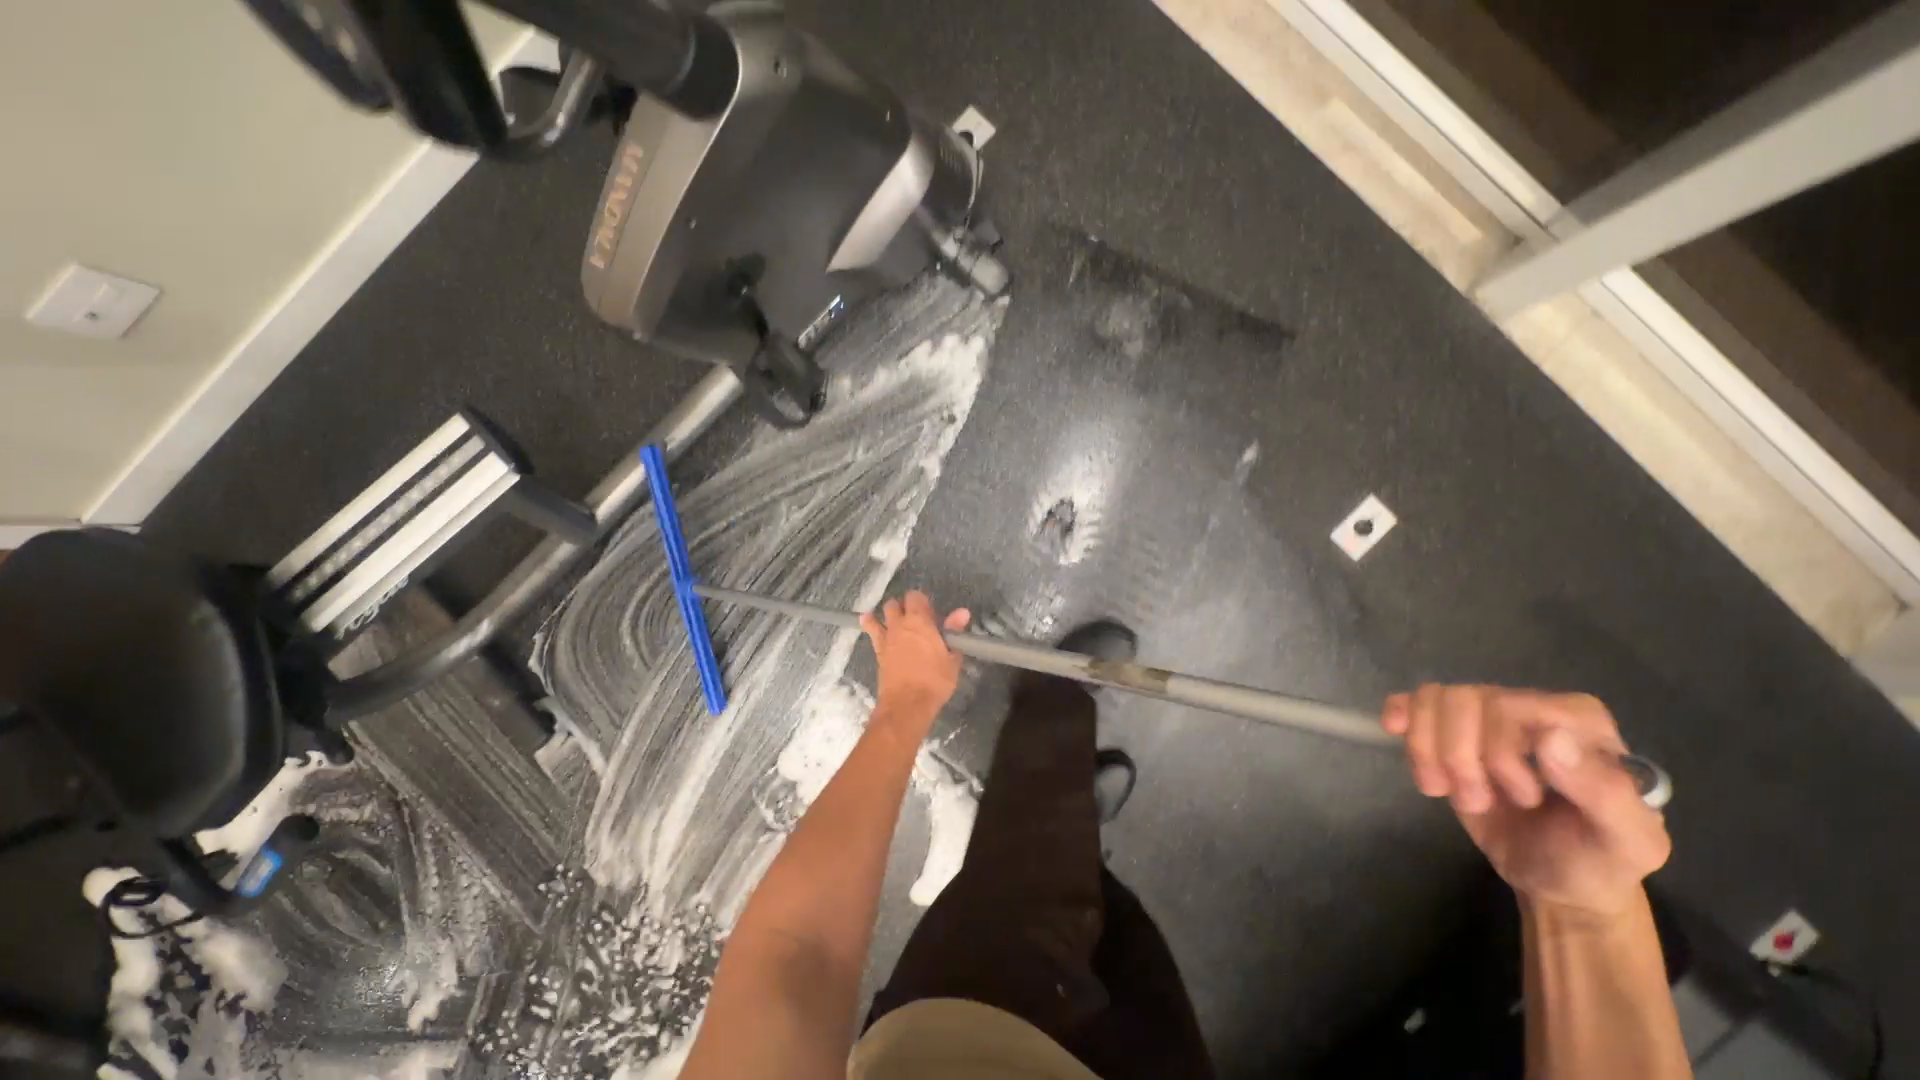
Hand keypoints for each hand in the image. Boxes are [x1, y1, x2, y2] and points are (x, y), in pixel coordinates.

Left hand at [861, 591, 970, 732]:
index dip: (922, 601)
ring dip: (887, 614)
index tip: (931, 613)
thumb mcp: (951, 658)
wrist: (907, 704)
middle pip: (895, 604)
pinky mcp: (878, 652)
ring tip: (892, 618)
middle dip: (903, 606)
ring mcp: (886, 638)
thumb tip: (963, 612)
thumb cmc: (934, 681)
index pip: (916, 597)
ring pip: (881, 615)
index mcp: (920, 621)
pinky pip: (871, 632)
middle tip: (915, 619)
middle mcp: (900, 625)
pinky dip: (870, 624)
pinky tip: (868, 620)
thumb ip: (953, 632)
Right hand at [1383, 686, 1670, 917]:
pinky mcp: (1452, 732)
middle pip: (1462, 702)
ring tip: (1450, 791)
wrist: (1561, 881)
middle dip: (1460, 760)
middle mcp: (1531, 706)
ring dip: (1431, 754)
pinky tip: (1398, 735)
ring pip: (1432, 701)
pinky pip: (1415, 702)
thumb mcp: (1625, 841)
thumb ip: (1603, 790)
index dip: (1499, 754)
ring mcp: (1488, 717)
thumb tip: (1551, 737)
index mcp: (1578, 719)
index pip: (1508, 707)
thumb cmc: (1599, 860)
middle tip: (1480, 803)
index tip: (1525, 799)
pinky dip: (1402, 718)